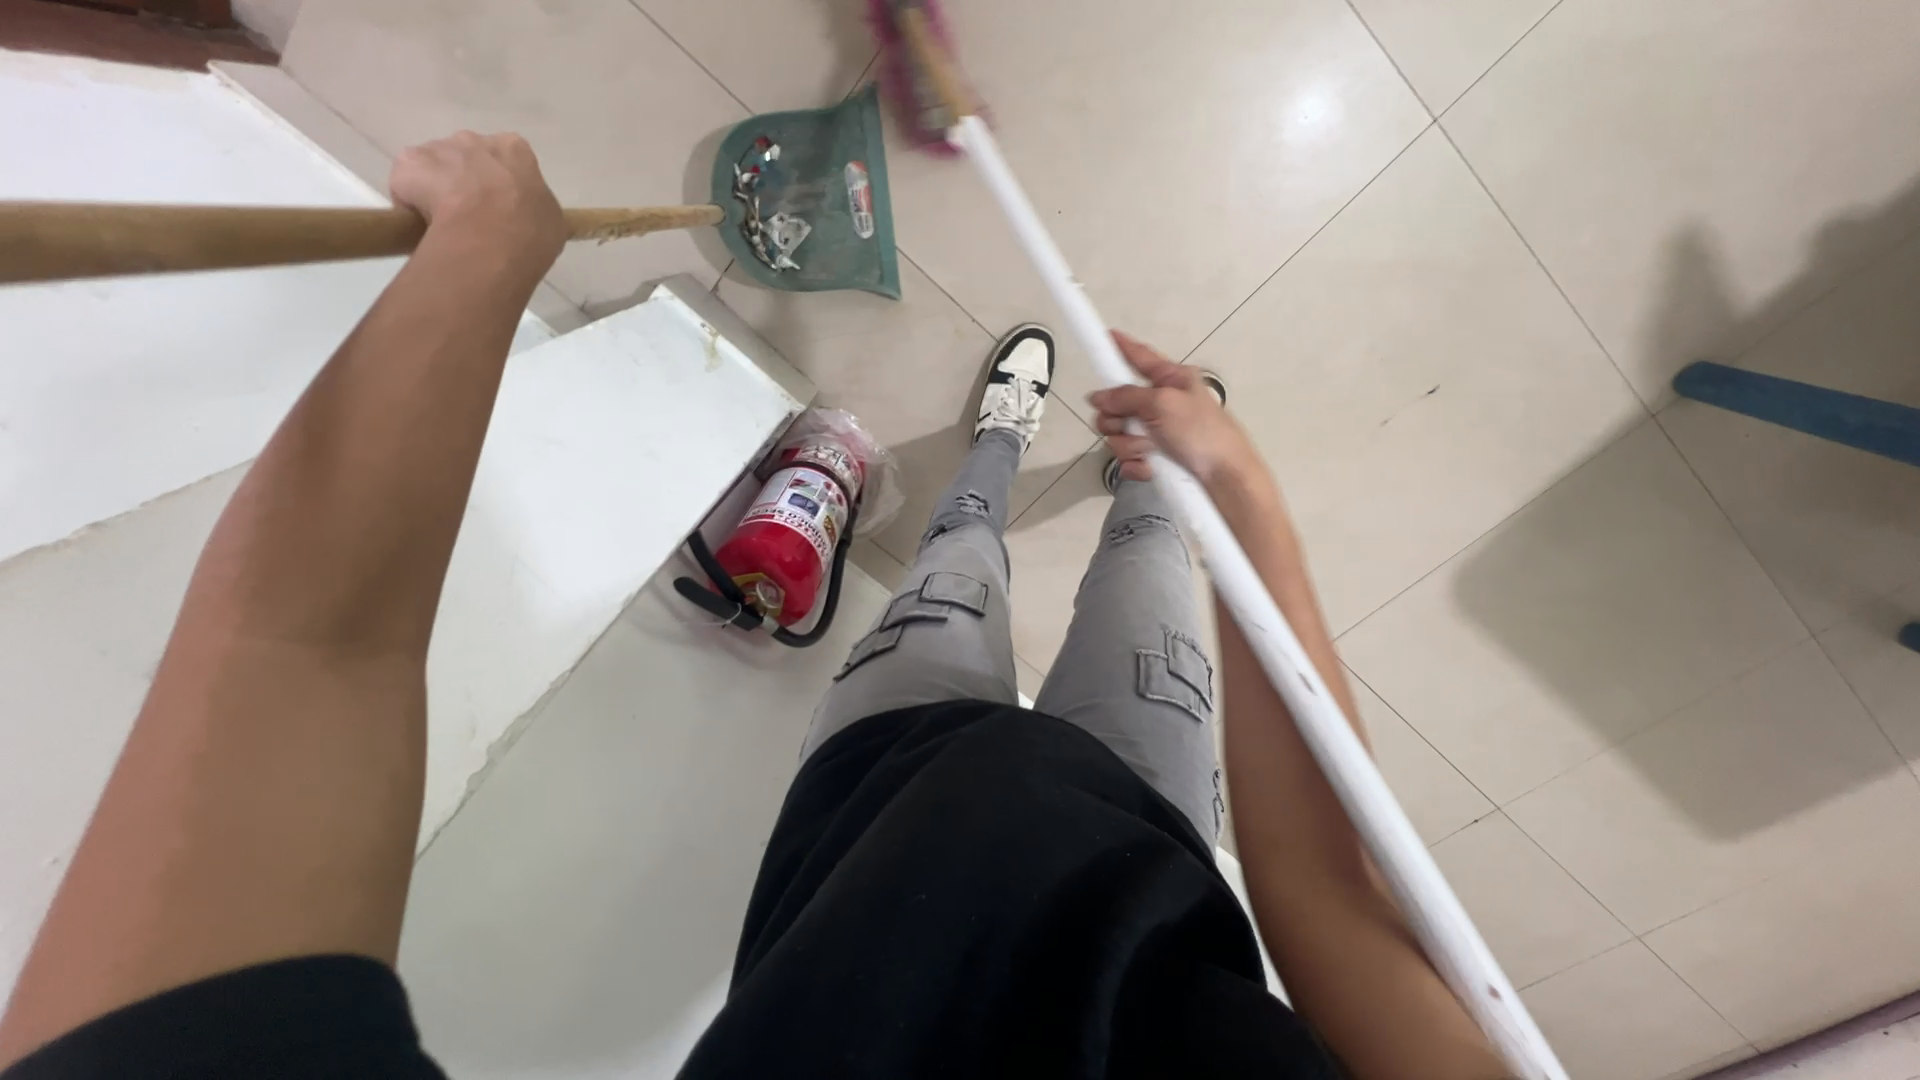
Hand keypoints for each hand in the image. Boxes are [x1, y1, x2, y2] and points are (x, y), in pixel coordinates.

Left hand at [389, 131, 565, 268]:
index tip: (504, 204)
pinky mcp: (409, 162)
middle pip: (466, 156)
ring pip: (435, 167)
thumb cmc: (532, 231)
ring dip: (438, 189)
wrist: (491, 240)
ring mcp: (438, 147)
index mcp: (514, 149)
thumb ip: (534, 205)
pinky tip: (424, 223)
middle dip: (467, 180)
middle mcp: (474, 139)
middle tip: (475, 216)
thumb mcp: (551, 219)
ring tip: (448, 224)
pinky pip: (406, 182)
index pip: (508, 157)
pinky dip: (411, 201)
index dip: (504, 182)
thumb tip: (524, 211)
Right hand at [1089, 332, 1263, 489]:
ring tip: (1149, 452)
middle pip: (1116, 403)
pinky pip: (1127, 458)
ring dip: (1128, 445)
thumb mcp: (1163, 404)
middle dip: (1116, 419)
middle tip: (1127, 426)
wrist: (1224, 478)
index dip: (1123, 347)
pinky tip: (1149, 469)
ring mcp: (1155, 433)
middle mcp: (1160, 404)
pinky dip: (1134, 464)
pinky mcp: (1152, 459)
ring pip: (1118, 434)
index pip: (1141, 358)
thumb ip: (1126, 396)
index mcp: (1171, 380)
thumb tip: (1097, 396)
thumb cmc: (1202, 432)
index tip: (1106, 335)